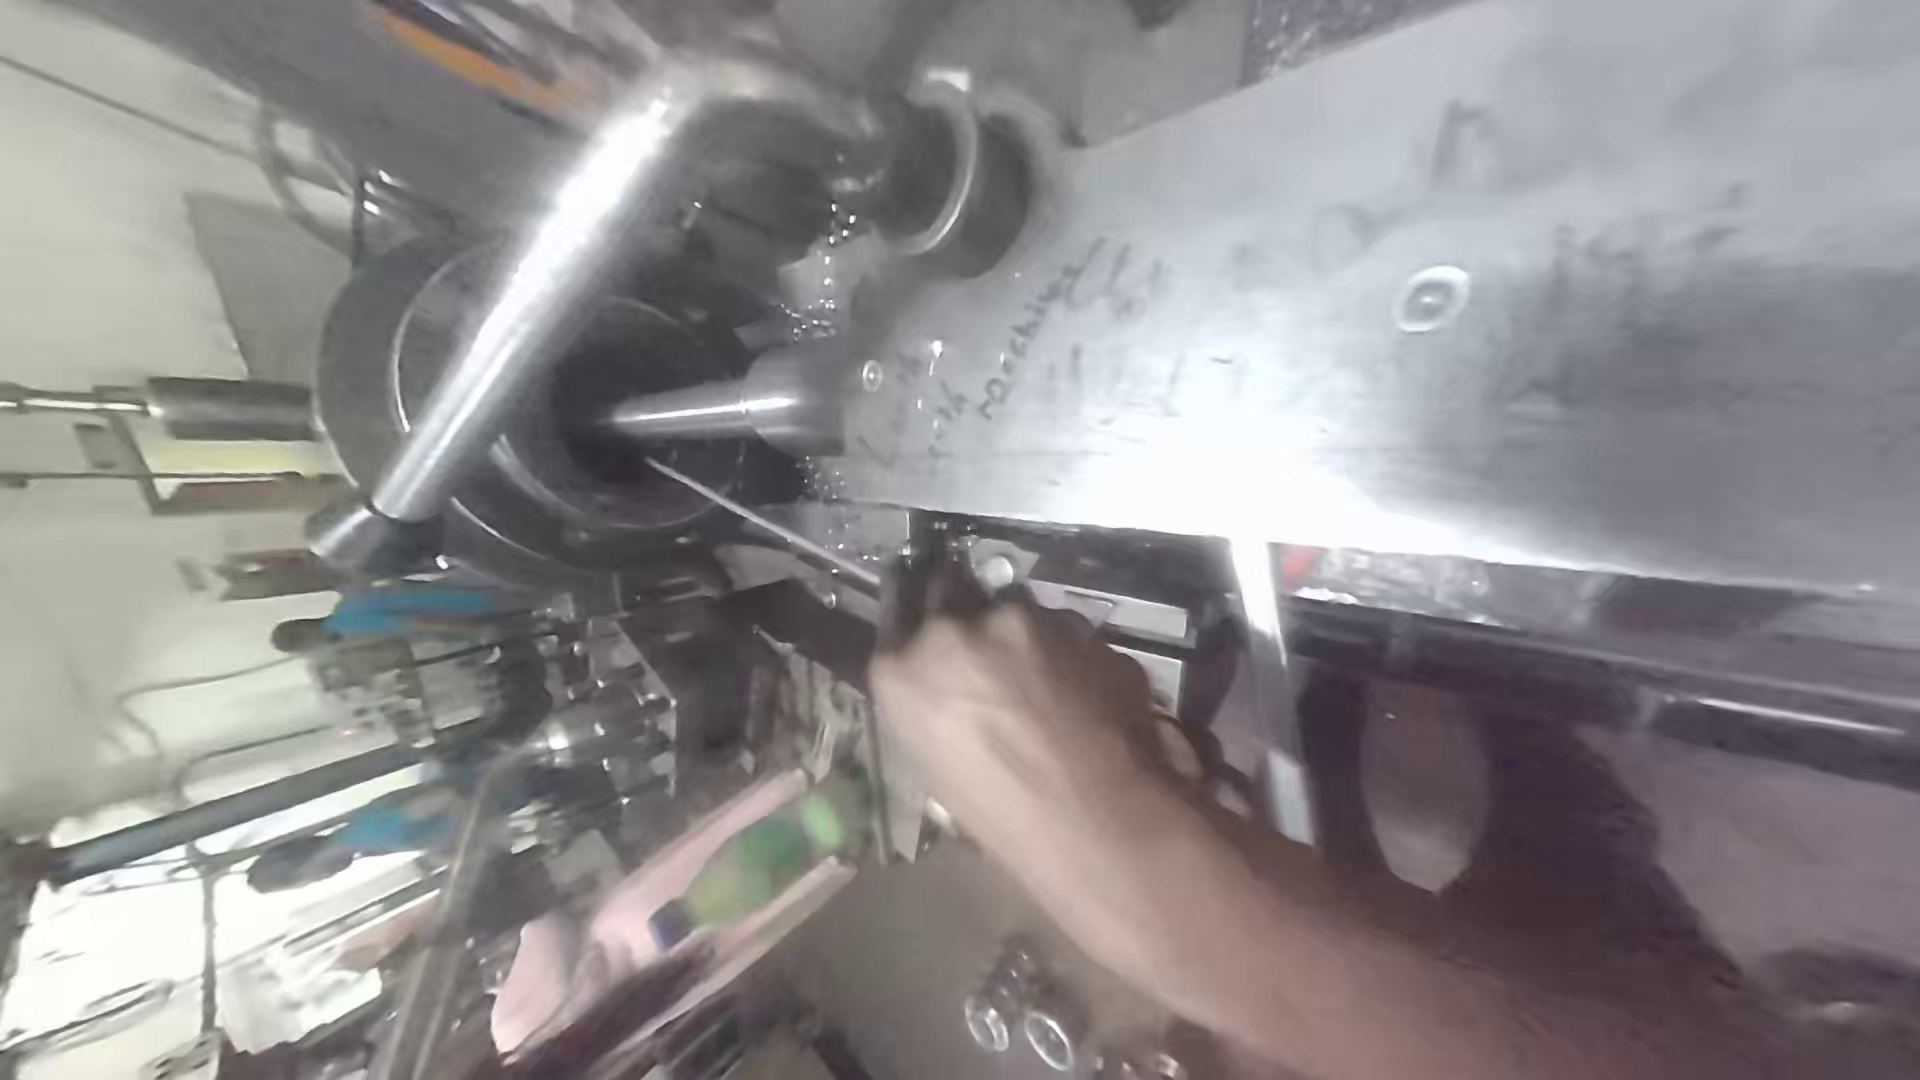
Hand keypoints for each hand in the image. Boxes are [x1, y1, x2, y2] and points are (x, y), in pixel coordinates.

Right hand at [869, 578, 1178, 919]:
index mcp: (905, 670)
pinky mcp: (1081, 625)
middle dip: (969, 623)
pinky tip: (1083, 697)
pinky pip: (1065, 633)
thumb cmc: (1004, 816)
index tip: (940, 652)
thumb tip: (951, 685)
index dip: (924, 637)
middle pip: (955, 598)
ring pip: (1017, 611)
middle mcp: (959, 627)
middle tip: (993, 666)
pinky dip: (1067, 655)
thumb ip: (930, 701)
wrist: (1103, 821)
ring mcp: (1026, 619)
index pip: (899, 626)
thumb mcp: (938, 765)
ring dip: (1023, 637)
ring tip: (1046, 688)